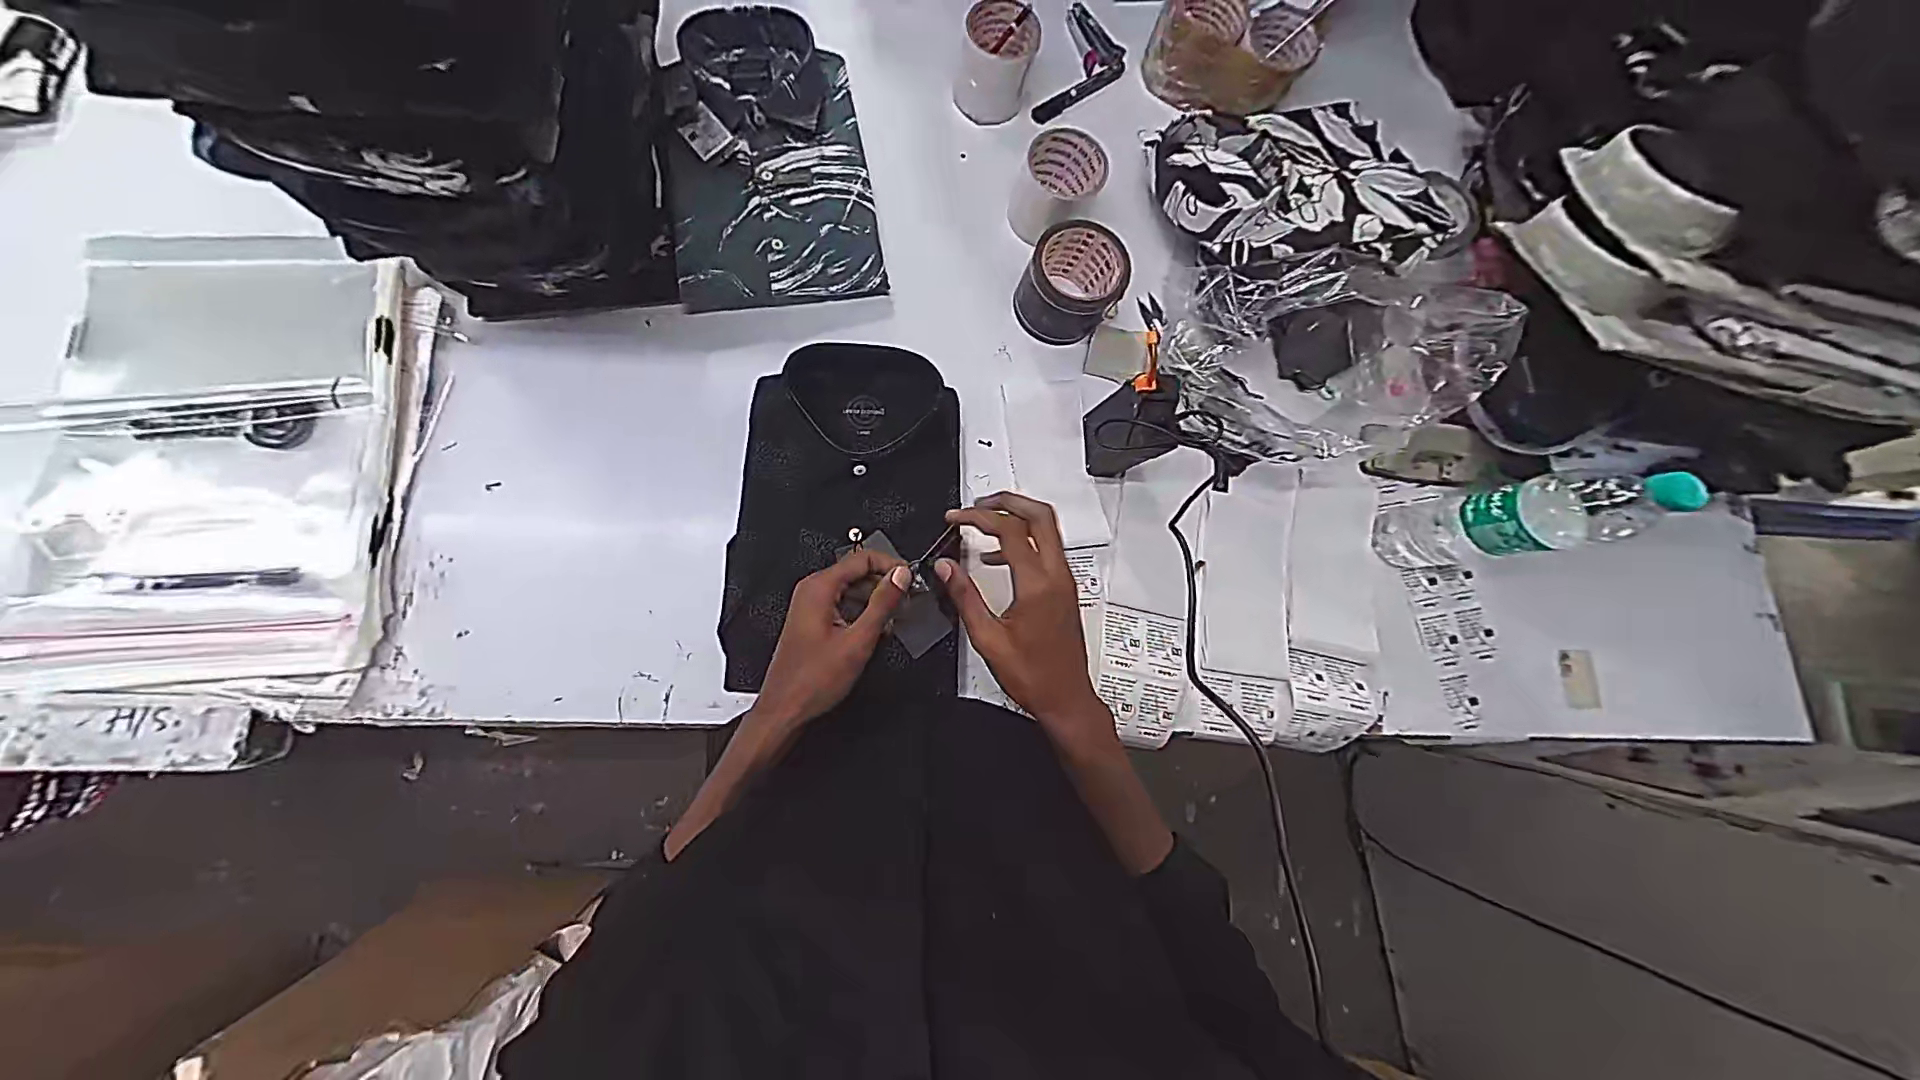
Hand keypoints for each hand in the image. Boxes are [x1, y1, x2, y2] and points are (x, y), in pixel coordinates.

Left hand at [754, 548, 911, 728]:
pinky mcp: (815, 620)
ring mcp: (812, 606)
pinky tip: (876, 632)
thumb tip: (900, 576)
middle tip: (907, 600)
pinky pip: (845, 605)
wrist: (786, 708)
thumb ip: (883, 604)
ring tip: (893, 621)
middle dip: (885, 585)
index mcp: (819, 588)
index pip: (863, 558)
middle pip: (858, 573)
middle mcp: (813, 592)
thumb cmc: (811, 681)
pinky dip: (863, 614)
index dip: (891, 565)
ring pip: (853, 591)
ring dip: (876, 602)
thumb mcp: (858, 640)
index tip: (910, 578)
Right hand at [937, 493, 1115, 753]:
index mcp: (1037, 585)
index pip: (1009, 530)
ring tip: (985, 521)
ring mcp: (1065, 581)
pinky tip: (999, 556)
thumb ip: (965, 596)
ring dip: (1018, 517)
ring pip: (1048, 528)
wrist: (1066, 698)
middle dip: (1007, 500)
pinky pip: (1047, 549)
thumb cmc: (1035, 677)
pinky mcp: (1065, 589)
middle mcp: (1057, 577)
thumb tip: (947, 568)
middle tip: (978, 503)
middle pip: (1040, 514)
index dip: (977, 516)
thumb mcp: (988, 638)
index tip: (956, 518)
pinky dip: (1024, 540)